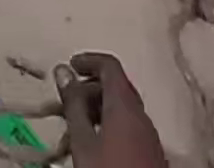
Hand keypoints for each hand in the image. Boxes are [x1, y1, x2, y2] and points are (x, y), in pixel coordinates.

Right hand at [57, 53, 166, 167]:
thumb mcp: (83, 142)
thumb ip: (73, 104)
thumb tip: (63, 70)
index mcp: (125, 104)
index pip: (110, 65)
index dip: (88, 60)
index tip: (68, 67)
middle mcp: (140, 114)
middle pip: (116, 85)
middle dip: (90, 87)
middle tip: (68, 101)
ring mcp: (149, 134)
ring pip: (122, 107)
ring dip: (98, 108)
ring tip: (76, 127)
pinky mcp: (150, 153)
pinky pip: (128, 125)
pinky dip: (109, 124)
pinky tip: (94, 145)